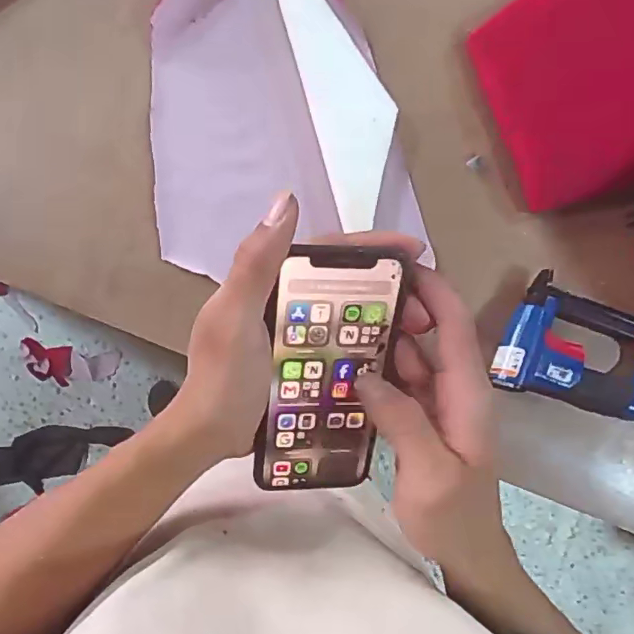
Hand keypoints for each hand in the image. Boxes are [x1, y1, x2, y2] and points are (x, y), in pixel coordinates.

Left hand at [161, 200, 438, 466]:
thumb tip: (286, 199)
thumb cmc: (222, 375)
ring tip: (417, 332)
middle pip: (340, 286)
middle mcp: (278, 305)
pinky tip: (391, 359)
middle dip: (385, 288)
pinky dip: (364, 350)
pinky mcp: (296, 366)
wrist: (209, 434)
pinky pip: (338, 350)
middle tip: (424, 308)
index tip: (413, 251)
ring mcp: (288, 338)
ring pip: (343, 318)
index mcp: (263, 285)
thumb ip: (256, 262)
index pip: (323, 255)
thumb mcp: (236, 315)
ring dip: (380, 320)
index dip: (369, 248)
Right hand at [354, 266, 524, 596]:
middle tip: (350, 291)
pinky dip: (374, 371)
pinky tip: (343, 367)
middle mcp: (453, 393)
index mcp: (466, 397)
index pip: (454, 329)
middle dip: (399, 307)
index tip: (398, 263)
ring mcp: (435, 408)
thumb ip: (402, 420)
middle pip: (430, 336)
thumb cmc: (453, 517)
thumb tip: (363, 374)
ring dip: (380, 338)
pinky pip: (396, 386)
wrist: (466, 555)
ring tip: (339, 319)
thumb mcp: (429, 472)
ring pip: (410, 359)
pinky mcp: (418, 423)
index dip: (434, 291)